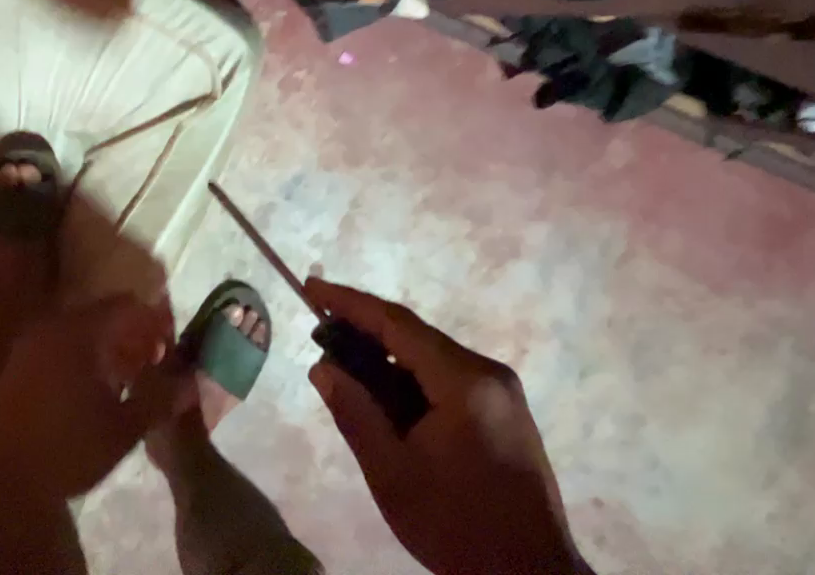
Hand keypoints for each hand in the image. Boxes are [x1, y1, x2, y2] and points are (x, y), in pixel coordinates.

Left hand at [0, 295, 192, 501]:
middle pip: (101, 315)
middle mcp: (51, 327)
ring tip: (126, 378)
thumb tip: (192, 382)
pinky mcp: (15, 367)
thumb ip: (159, 399)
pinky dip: (80, 357)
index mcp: (79, 331)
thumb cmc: (68, 450)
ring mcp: (28, 345)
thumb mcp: (123, 428)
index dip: (154, 321)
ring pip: (77, 331)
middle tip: (152, 362)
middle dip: (130, 334)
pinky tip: (92, 389)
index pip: (126, 305)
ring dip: (105, 346)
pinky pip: (57, 347)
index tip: (169, 346)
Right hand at [304, 278, 583, 574]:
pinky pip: (446, 377)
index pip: (396, 323)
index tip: (311, 288)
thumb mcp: (392, 473)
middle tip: (319, 333)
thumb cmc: (457, 526)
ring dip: (386, 358)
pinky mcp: (503, 411)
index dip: (349, 302)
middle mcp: (487, 372)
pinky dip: (409, 379)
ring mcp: (500, 391)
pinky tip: (384, 397)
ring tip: (343, 368)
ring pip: (429, 357)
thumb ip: (355, 413)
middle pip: (414, 336)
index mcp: (463, 380)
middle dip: (364, 332)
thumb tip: (322, 367)